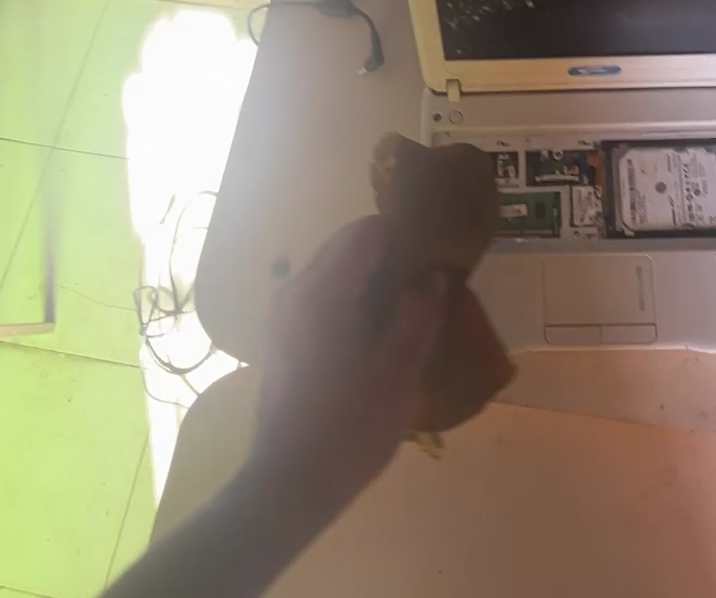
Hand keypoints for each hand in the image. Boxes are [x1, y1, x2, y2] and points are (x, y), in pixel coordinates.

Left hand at [249, 216, 446, 513]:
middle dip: (387, 253)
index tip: (431, 261)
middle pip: (346, 243)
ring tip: (402, 308)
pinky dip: (349, 294)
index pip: (367, 231)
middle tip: (422, 285)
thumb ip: (419, 312)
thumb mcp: (398, 370)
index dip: (404, 237)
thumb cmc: (350, 426)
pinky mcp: (281, 333)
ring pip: (332, 266)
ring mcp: (282, 311)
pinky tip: (373, 330)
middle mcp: (295, 288)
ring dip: (368, 275)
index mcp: (323, 289)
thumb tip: (433, 274)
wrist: (291, 483)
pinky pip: (320, 291)